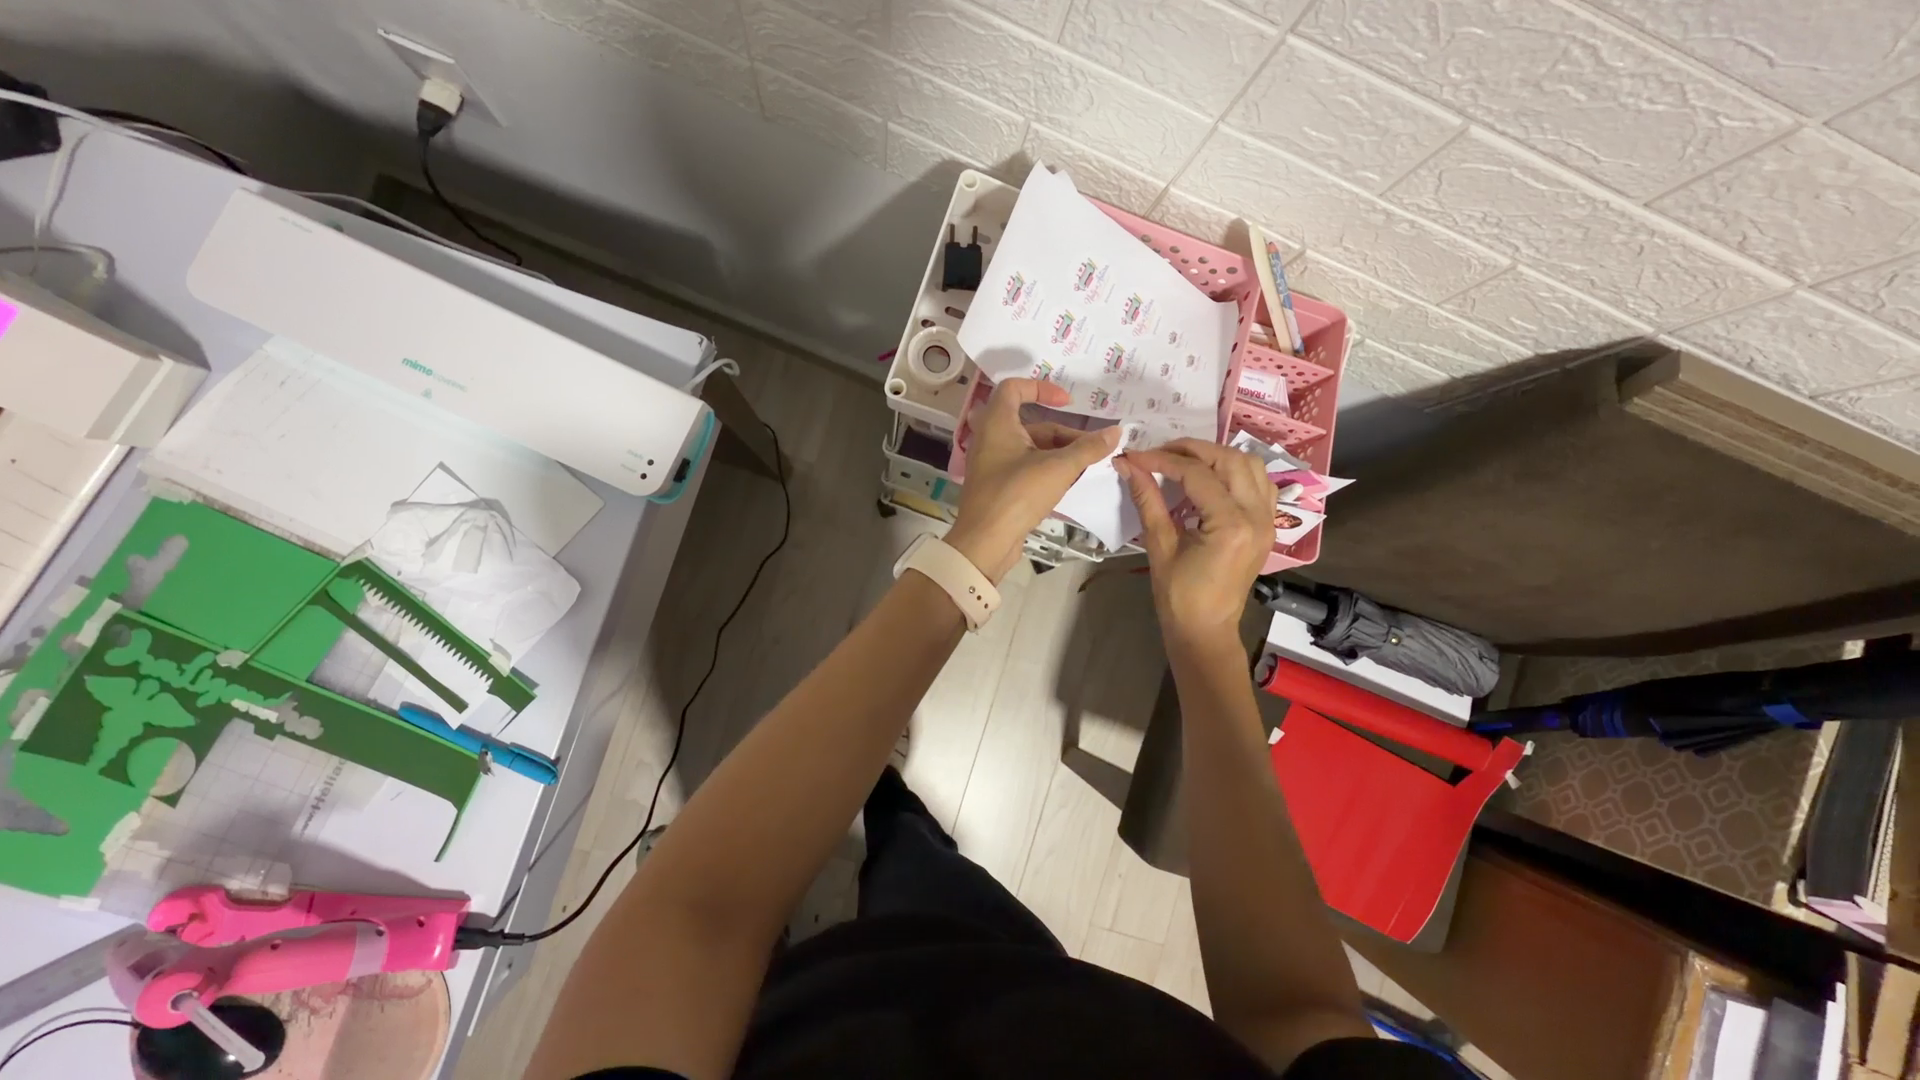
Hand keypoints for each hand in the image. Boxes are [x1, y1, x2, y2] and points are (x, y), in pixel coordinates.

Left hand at [945, 378, 1121, 581]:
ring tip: (1087, 465)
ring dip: (1059, 453)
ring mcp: (992, 463)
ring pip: (1031, 448)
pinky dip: (1047, 468)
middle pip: (1031, 423)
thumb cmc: (1017, 495)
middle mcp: (990, 438)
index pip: (1014, 388)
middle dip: (1063, 432)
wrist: (985, 541)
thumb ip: (1088, 448)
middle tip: (1091, 446)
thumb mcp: (1058, 468)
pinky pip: (1025, 467)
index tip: (1067, 402)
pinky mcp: (997, 485)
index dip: (1042, 388)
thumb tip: (1116, 432)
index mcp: (997, 423)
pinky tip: (1069, 481)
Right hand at [1116, 438, 1274, 649]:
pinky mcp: (1267, 524)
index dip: (1163, 460)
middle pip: (1229, 459)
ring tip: (1184, 461)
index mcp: (1231, 525)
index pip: (1197, 474)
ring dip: (1216, 456)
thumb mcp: (1159, 546)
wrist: (1206, 630)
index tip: (1135, 456)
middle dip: (1192, 450)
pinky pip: (1259, 483)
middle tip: (1159, 453)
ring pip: (1250, 465)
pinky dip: (1236, 472)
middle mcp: (1257, 516)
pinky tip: (1211, 478)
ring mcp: (1267, 520)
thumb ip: (1148, 500)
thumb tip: (1128, 465)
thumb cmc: (1179, 597)